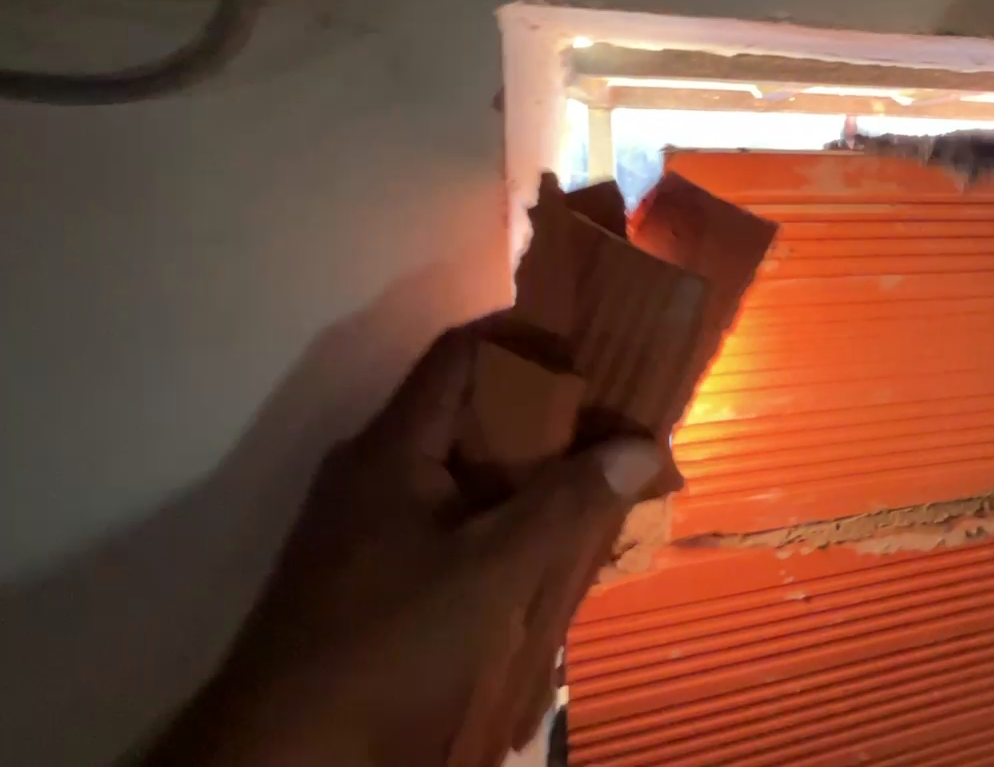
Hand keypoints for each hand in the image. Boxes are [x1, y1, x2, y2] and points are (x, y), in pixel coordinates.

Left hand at [143, 325, 666, 766]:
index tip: (593, 339)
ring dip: (536, 456)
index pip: (462, 354)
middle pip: (473, 405)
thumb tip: (644, 445)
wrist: (283, 759)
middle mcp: (381, 467)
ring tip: (601, 457)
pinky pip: (463, 502)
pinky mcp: (386, 559)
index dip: (527, 336)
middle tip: (616, 405)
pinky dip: (513, 498)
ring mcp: (379, 515)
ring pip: (471, 458)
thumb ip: (568, 503)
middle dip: (549, 402)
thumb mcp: (490, 570)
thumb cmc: (385, 642)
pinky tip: (556, 520)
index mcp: (393, 447)